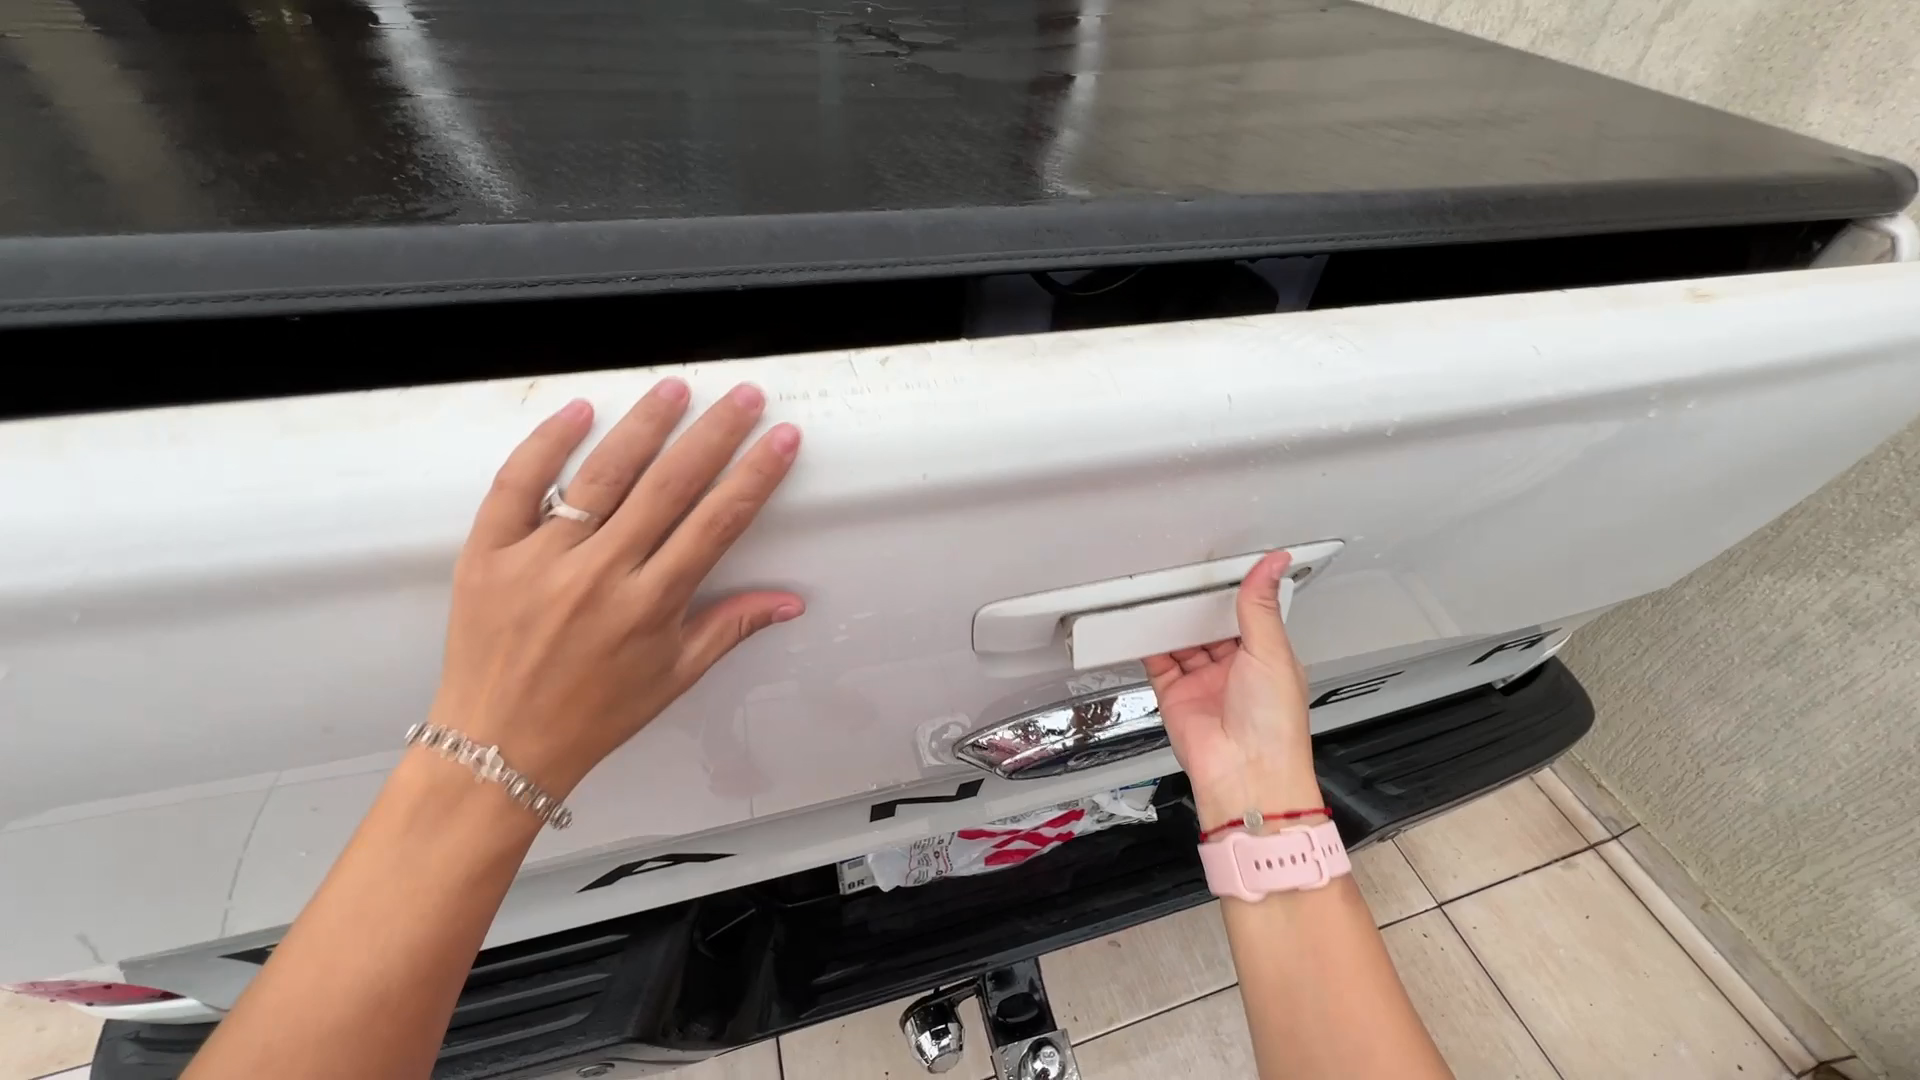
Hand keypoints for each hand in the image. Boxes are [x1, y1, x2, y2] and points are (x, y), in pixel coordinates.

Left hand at [432, 379, 802, 797]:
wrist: (498, 745)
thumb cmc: (591, 715)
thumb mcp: (674, 675)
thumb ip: (732, 627)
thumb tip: (788, 603)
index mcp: (650, 606)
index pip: (717, 523)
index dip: (756, 476)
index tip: (780, 441)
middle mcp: (600, 575)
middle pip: (670, 485)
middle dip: (716, 433)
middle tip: (744, 397)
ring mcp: (541, 560)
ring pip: (602, 474)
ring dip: (646, 425)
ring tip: (676, 388)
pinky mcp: (490, 553)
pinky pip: (517, 484)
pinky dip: (547, 443)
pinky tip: (579, 411)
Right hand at [1145, 551, 1321, 831]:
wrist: (1245, 774)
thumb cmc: (1274, 727)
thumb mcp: (1270, 652)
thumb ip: (1259, 606)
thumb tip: (1272, 564)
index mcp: (1266, 659)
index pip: (1246, 616)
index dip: (1233, 594)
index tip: (1220, 570)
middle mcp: (1234, 671)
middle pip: (1208, 627)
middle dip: (1196, 607)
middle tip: (1182, 581)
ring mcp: (1203, 683)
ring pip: (1181, 642)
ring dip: (1171, 623)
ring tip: (1159, 598)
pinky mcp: (1175, 695)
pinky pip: (1157, 663)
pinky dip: (1147, 645)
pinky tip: (1142, 628)